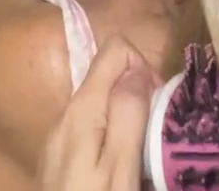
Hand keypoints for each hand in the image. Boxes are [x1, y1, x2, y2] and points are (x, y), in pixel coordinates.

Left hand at [41, 37, 156, 190]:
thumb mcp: (119, 169)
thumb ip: (128, 115)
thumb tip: (137, 66)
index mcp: (81, 108)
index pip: (114, 48)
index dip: (143, 69)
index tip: (158, 106)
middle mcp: (65, 113)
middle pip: (109, 77)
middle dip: (138, 96)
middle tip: (155, 137)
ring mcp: (60, 137)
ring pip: (103, 103)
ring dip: (128, 118)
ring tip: (143, 155)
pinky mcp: (60, 158)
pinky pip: (93, 128)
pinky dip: (113, 135)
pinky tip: (121, 166)